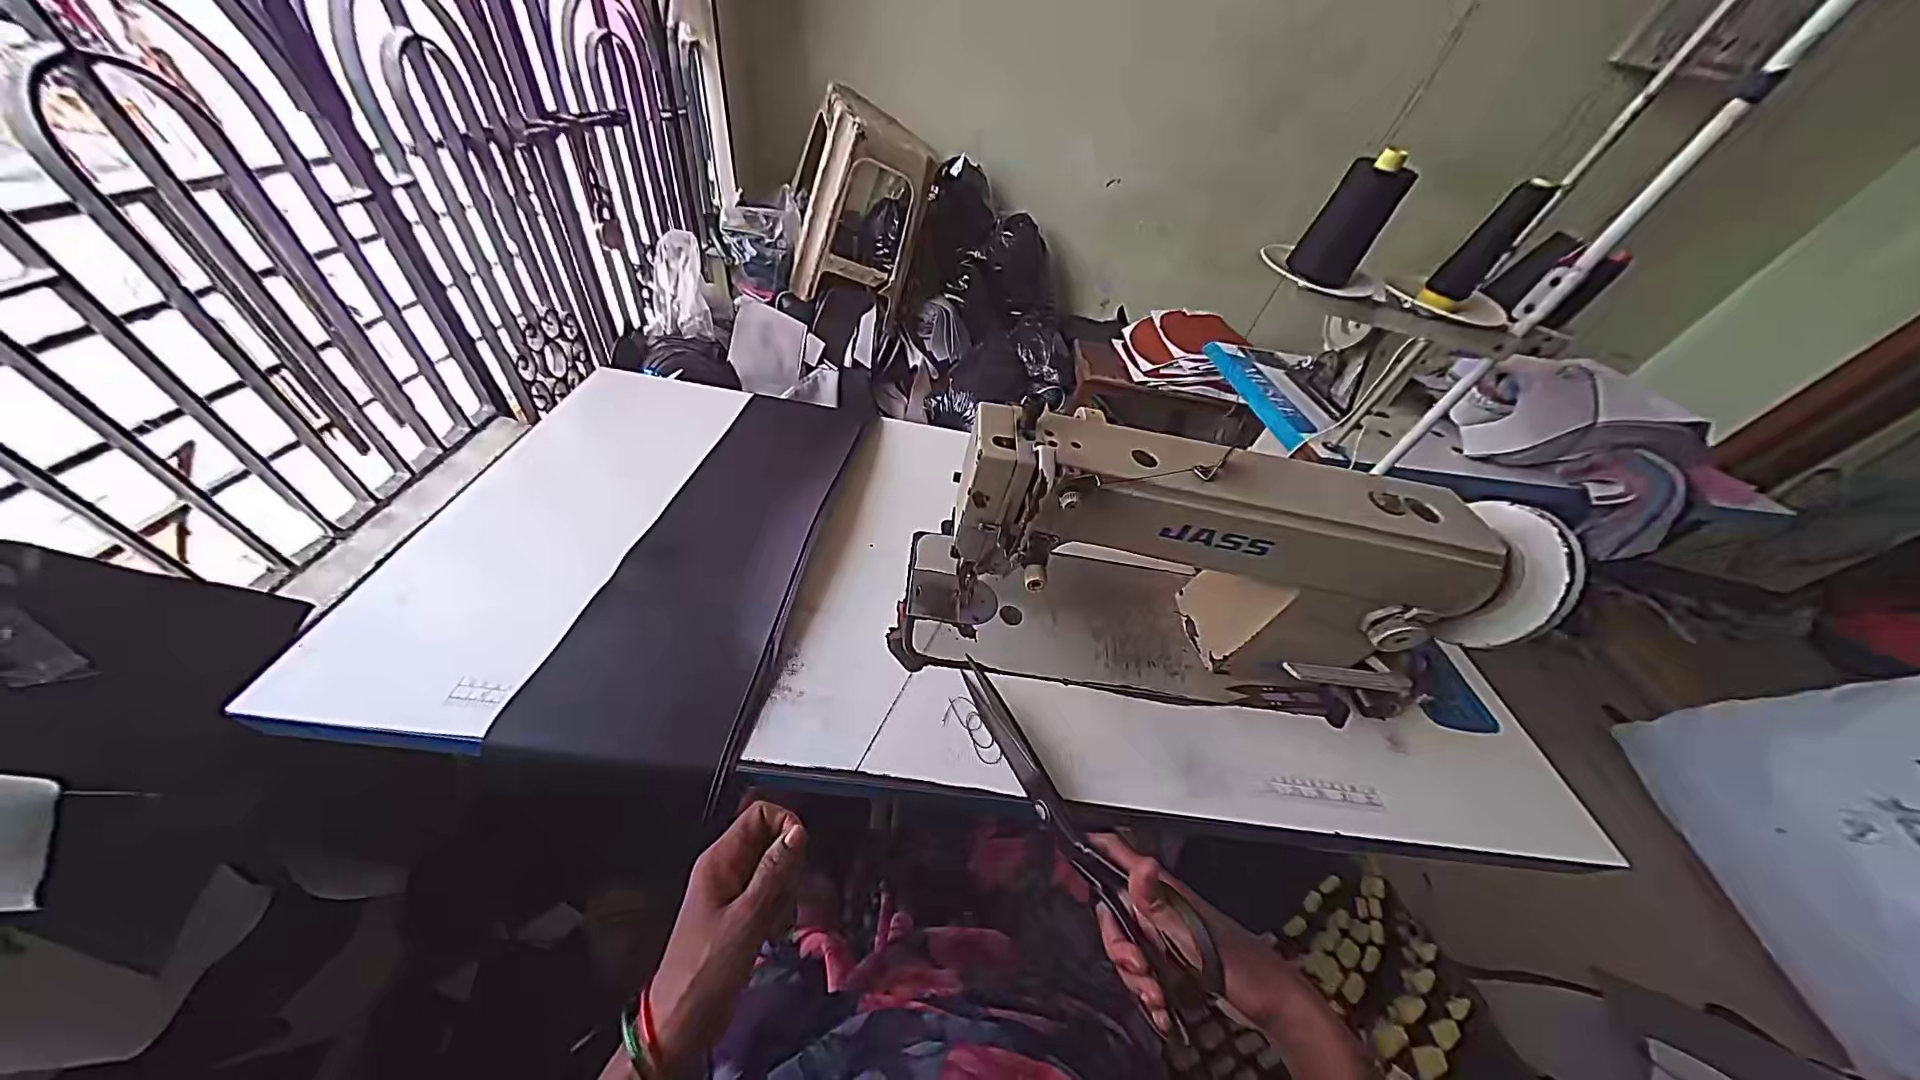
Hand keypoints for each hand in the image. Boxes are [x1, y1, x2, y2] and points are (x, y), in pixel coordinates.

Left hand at [648, 802, 806, 1073]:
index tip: (799, 850)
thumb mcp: (745, 919)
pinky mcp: (742, 911)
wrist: (681, 1024)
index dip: (785, 824)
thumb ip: (773, 873)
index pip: (759, 813)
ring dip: (785, 889)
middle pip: (771, 839)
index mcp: (718, 860)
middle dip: (788, 863)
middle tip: (783, 893)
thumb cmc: (702, 974)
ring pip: (775, 867)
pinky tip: (773, 929)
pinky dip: (780, 906)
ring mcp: (734, 890)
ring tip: (774, 917)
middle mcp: (726, 868)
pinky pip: (772, 892)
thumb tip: (797, 832)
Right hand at [1090, 834, 1372, 1079]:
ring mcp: (1162, 931)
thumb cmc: (1234, 958)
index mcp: (1157, 887)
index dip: (1088, 853)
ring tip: (1156, 994)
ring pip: (1125, 946)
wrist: (1268, 1000)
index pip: (1113, 854)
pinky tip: (1163, 1005)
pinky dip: (1147, 993)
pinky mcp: (1168, 958)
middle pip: (1111, 912)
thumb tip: (1137, 863)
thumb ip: (1154, 897)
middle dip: (1117, 946)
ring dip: (1135, 978)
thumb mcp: (1186, 928)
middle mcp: (1156, 905)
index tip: (1067, 864)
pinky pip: (1141, 972)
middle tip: (1136, 965)